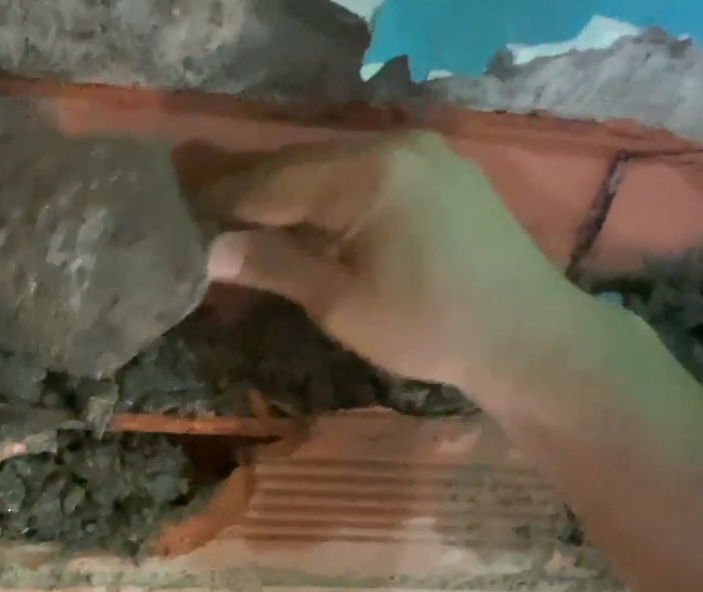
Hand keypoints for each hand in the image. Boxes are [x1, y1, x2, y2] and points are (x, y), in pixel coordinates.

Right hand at [203, 132, 596, 397]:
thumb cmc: (426, 326)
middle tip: (194, 215)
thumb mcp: (339, 302)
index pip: (270, 183)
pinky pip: (361, 175)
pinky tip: (297, 219)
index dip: (219, 203)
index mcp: (366, 174)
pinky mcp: (437, 173)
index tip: (176, 220)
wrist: (527, 335)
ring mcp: (421, 154)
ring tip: (234, 221)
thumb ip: (274, 266)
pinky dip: (321, 196)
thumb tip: (208, 250)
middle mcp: (393, 146)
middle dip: (244, 193)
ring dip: (281, 194)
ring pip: (328, 168)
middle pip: (297, 166)